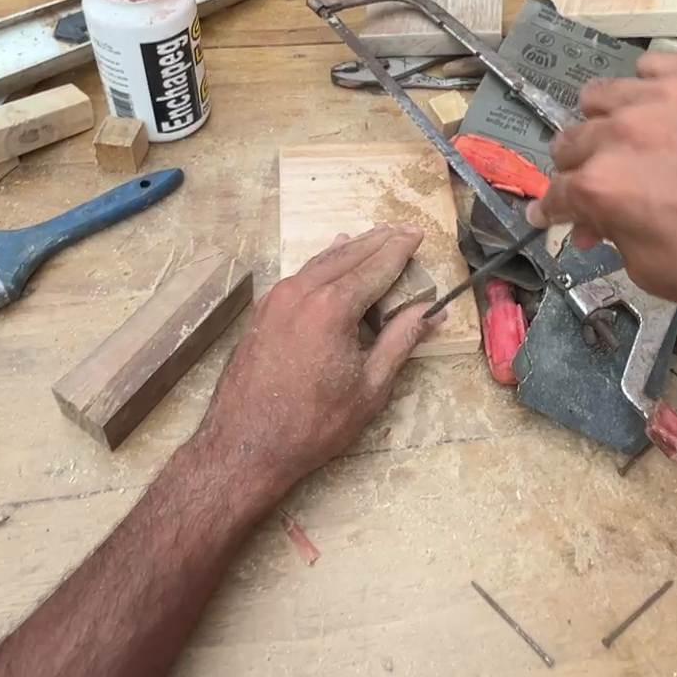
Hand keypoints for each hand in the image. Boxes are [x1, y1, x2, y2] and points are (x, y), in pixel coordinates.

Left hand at [191, 226, 439, 500]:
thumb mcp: (370, 388)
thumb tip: (432, 312)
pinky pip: (301, 274)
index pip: (376, 267)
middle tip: (402, 230)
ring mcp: (277, 298)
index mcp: (332, 307)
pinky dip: (324, 262)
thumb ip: (401, 341)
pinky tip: (332, 257)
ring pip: (322, 260)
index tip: (417, 233)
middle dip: (378, 241)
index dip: (400, 250)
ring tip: (374, 236)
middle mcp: (302, 291)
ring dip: (352, 248)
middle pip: (349, 255)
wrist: (243, 447)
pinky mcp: (264, 310)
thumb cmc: (313, 424)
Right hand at [527, 53, 676, 329]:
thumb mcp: (650, 270)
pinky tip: (663, 110)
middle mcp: (624, 132)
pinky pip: (655, 67)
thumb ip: (610, 234)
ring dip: (603, 121)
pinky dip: (648, 89)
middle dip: (575, 168)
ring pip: (602, 93)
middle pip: (570, 139)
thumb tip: (593, 222)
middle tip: (591, 184)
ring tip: (623, 138)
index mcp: (603, 185)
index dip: (549, 209)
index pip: (555, 192)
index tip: (548, 213)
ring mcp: (666, 97)